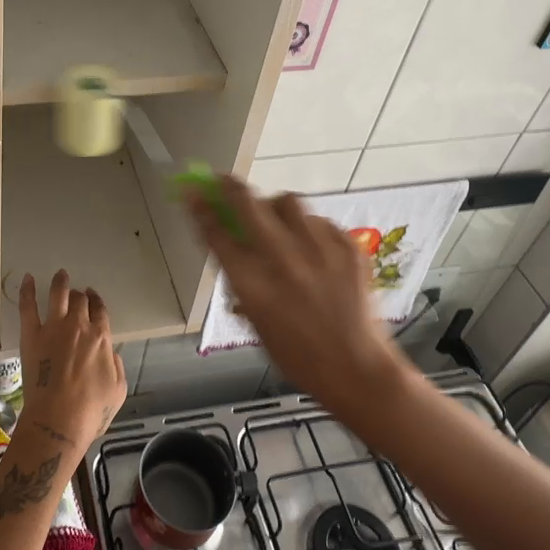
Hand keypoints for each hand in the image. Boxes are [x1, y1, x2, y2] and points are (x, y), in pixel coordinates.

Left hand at [18, 270, 127, 446]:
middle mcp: (78, 326)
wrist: (58, 420)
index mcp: (101, 338)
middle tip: (78, 294)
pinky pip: (28, 306)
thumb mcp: (118, 390)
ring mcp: (53, 327)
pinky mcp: (31, 335)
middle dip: (81, 295)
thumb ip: (116, 367)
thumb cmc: (91, 411)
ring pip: (58, 295)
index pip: (100, 311)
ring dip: (61, 282)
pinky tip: (27, 278)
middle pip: (80, 301)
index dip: (97, 302)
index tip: (94, 298)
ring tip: (61, 274)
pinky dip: (27, 289)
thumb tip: (110, 354)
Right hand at [187, 176, 411, 409]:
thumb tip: (231, 249)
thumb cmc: (299, 355)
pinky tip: (310, 244)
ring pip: (287, 201)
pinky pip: (319, 219)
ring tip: (275, 217)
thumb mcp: (256, 323)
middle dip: (229, 188)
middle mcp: (282, 261)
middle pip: (246, 204)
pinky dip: (309, 227)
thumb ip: (242, 283)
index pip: (216, 234)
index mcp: (253, 285)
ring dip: (273, 205)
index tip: (192, 192)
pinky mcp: (347, 247)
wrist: (357, 368)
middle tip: (223, 181)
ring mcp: (318, 250)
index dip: (200, 209)